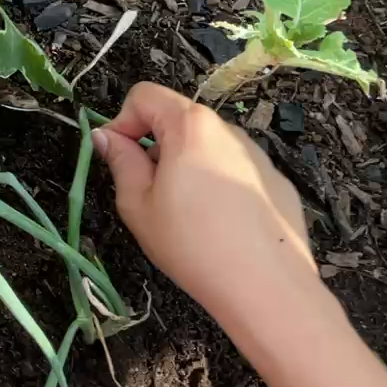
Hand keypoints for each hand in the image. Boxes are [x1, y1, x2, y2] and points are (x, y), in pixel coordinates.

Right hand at [93, 83, 322, 340]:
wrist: (269, 292)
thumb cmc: (192, 245)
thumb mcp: (137, 204)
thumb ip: (120, 161)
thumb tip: (106, 136)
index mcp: (190, 126)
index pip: (145, 95)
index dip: (123, 121)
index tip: (117, 157)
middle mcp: (227, 130)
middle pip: (177, 117)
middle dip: (154, 144)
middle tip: (148, 189)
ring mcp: (259, 156)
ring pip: (206, 144)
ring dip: (186, 163)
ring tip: (186, 211)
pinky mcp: (279, 182)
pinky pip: (235, 169)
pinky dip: (218, 183)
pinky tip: (221, 224)